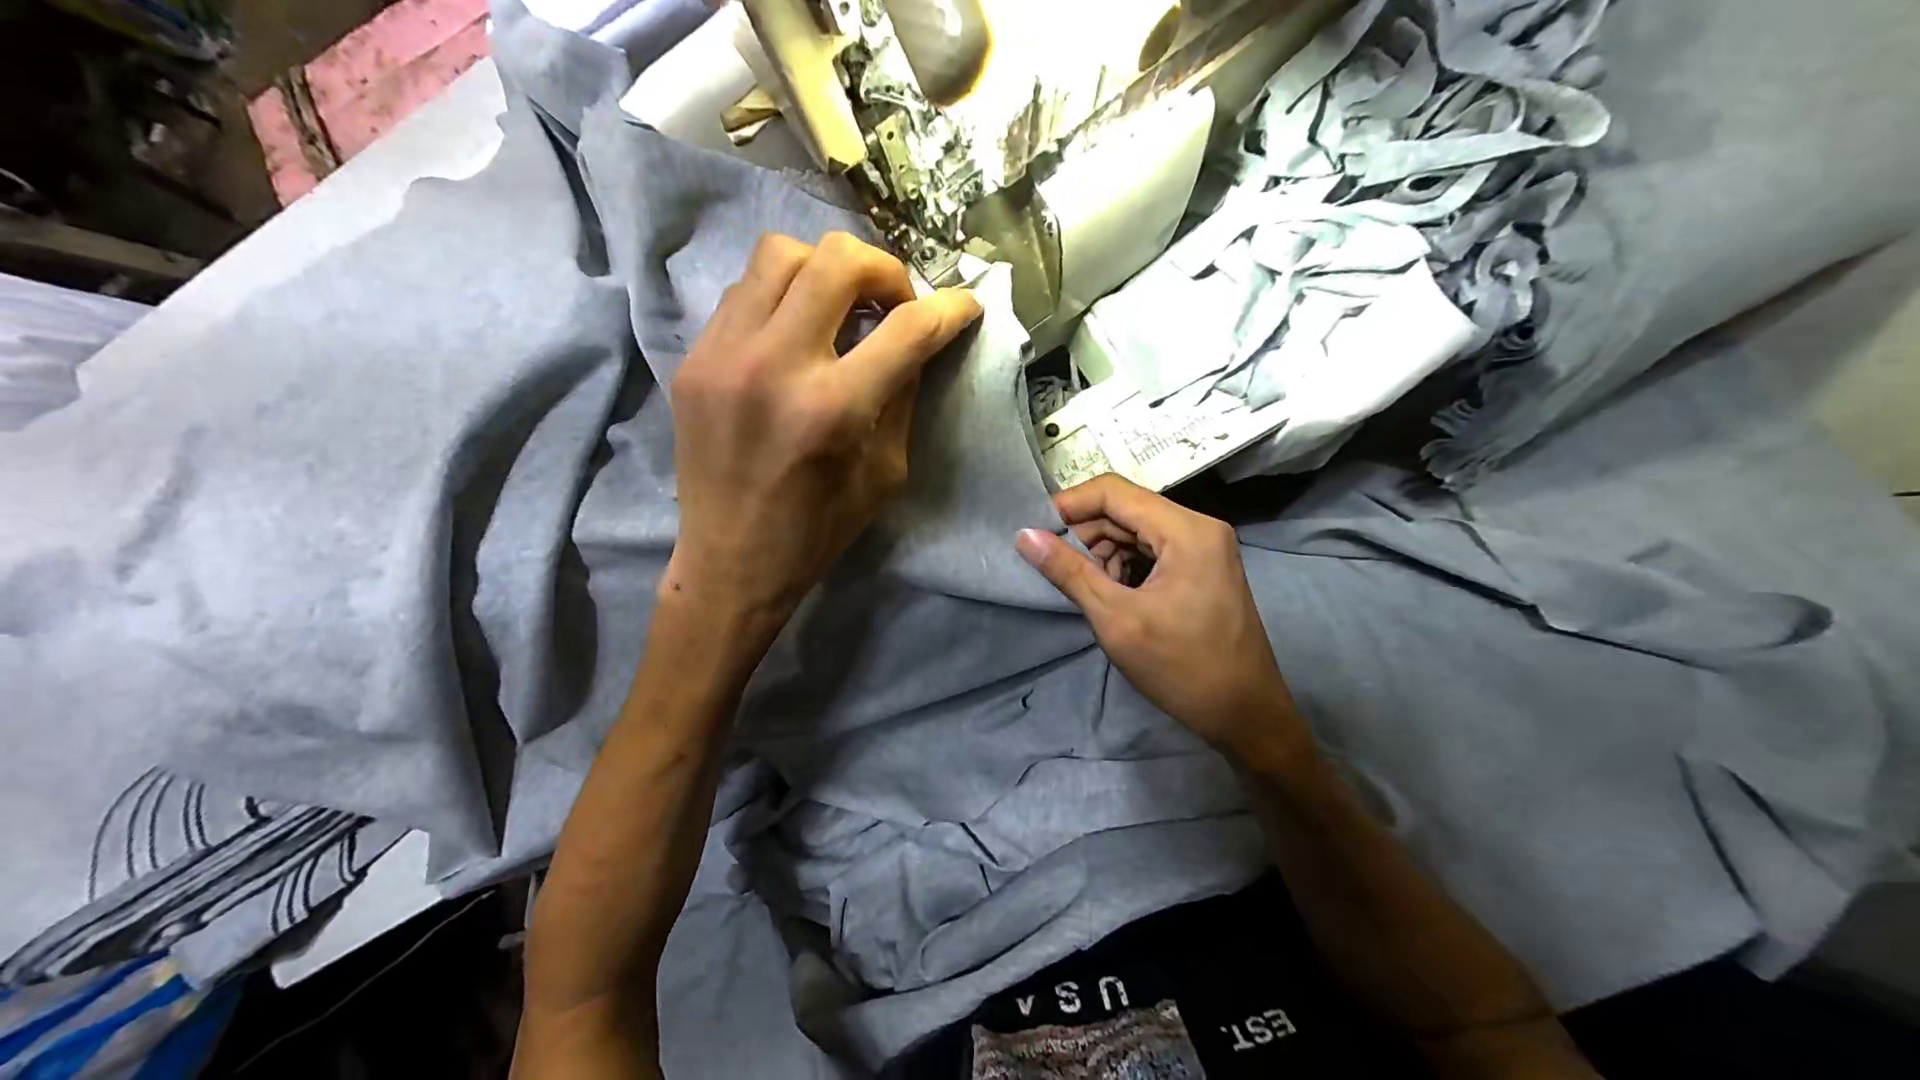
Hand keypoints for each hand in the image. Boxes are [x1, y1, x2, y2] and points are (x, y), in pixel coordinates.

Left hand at [665, 231, 981, 621]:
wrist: (730, 561)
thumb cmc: (819, 529)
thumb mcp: (885, 471)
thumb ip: (902, 393)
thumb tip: (917, 336)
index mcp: (833, 408)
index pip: (907, 327)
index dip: (950, 307)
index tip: (966, 305)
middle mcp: (774, 365)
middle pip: (838, 259)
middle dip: (885, 269)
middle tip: (895, 302)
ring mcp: (723, 355)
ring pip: (780, 253)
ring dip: (825, 269)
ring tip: (841, 306)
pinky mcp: (693, 358)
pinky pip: (744, 291)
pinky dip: (782, 297)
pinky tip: (795, 331)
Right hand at [1015, 474, 1308, 765]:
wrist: (1246, 715)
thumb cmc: (1182, 669)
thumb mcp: (1117, 620)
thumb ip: (1069, 571)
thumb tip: (1024, 535)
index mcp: (1186, 530)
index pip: (1114, 492)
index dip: (1069, 505)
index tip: (1034, 531)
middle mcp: (1199, 528)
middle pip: (1125, 509)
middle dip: (1085, 534)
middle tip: (1055, 566)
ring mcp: (1204, 548)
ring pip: (1136, 530)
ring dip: (1103, 553)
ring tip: (1087, 588)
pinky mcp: (1202, 568)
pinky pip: (1152, 551)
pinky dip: (1124, 566)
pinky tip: (1111, 594)